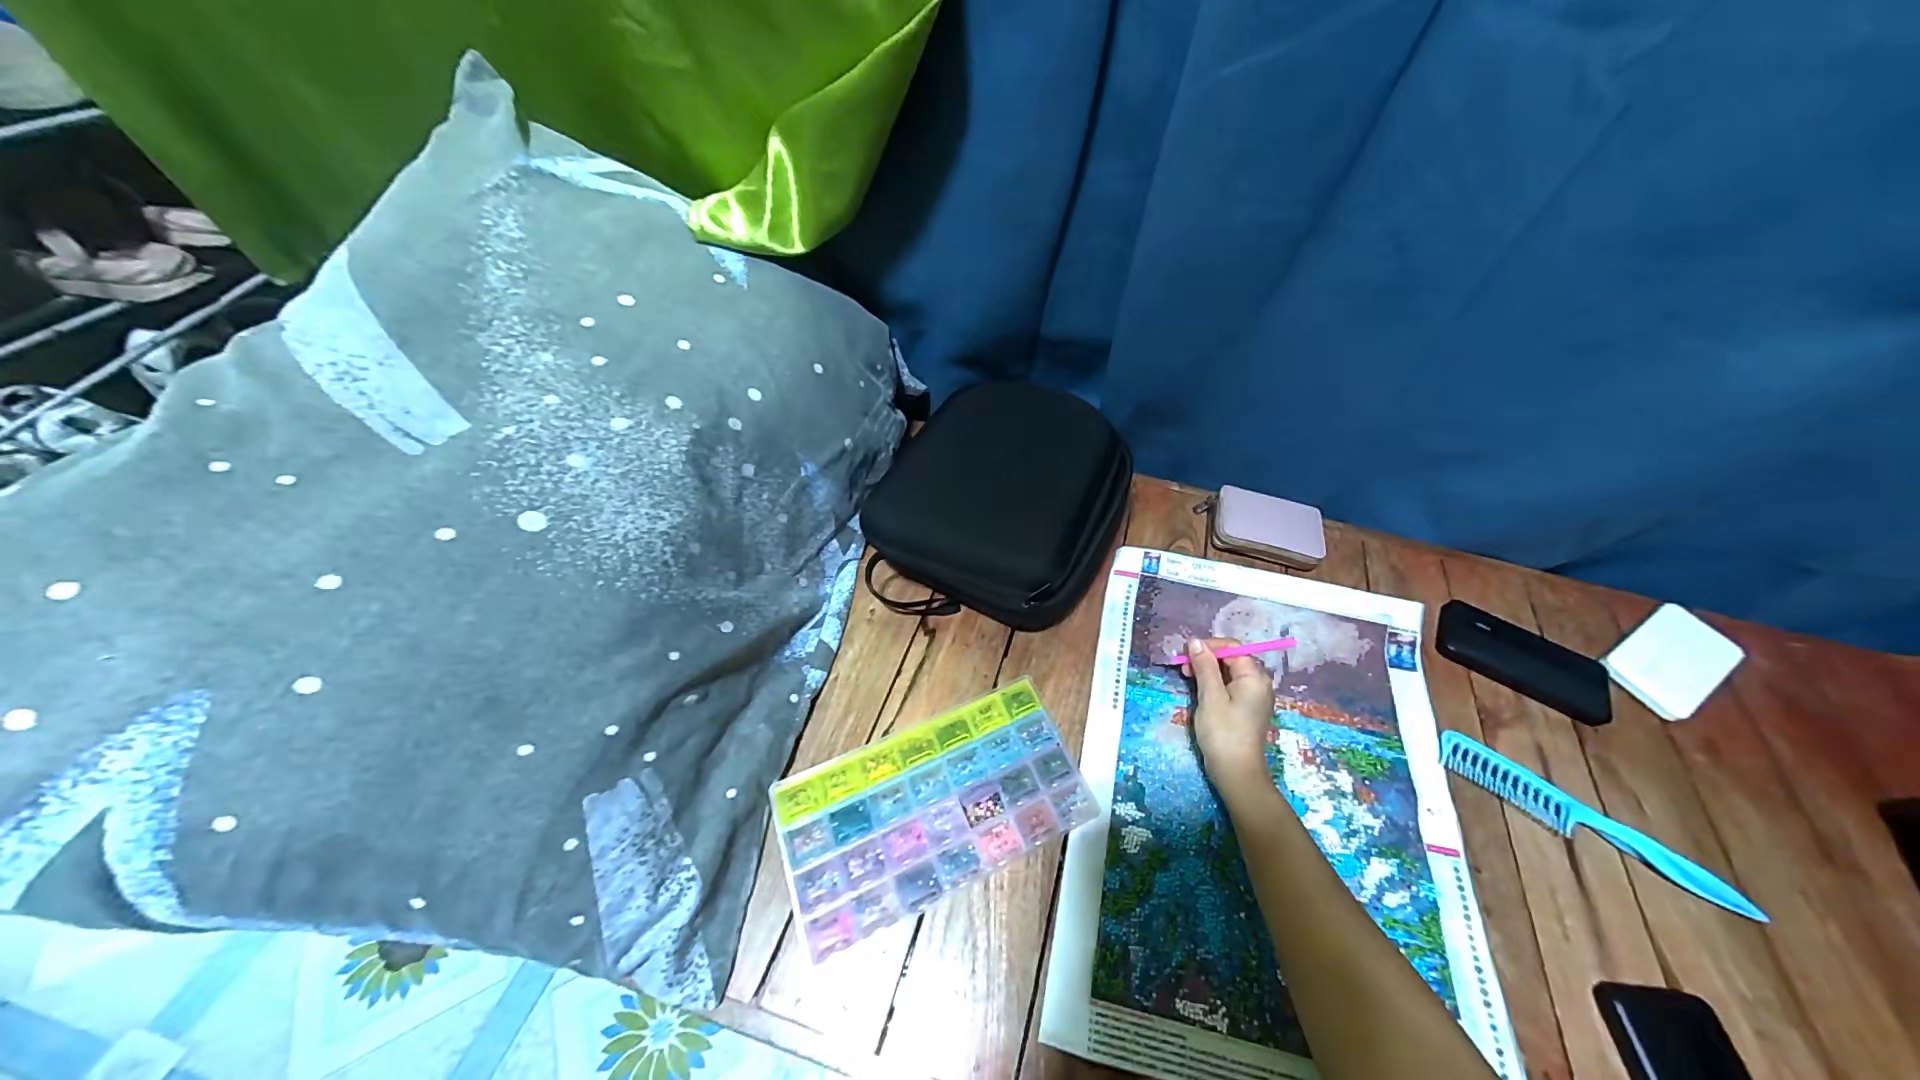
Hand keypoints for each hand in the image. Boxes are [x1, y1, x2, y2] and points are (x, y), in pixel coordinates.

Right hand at [1182, 637, 1276, 787]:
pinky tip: (1200, 690)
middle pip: (1232, 658)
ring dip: (1208, 670)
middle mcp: (1259, 682)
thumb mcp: (1210, 696)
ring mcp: (1255, 695)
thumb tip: (1196, 642)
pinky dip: (1215, 683)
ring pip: (1229, 672)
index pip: (1232, 647)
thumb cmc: (1223, 732)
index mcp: (1254, 676)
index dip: (1208, 646)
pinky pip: (1231, 685)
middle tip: (1184, 669)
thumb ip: (1204, 666)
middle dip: (1206, 658)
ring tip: (1188, 679)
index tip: (1186, 655)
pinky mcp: (1247, 707)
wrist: (1236, 771)